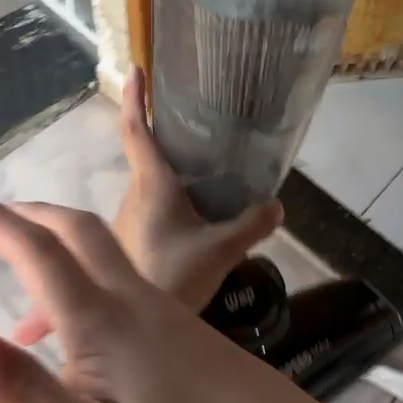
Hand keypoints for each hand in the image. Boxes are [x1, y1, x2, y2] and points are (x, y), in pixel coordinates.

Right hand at [0, 194, 378, 402]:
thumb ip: (29, 399)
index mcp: (109, 322)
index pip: (41, 253)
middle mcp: (140, 302)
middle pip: (82, 234)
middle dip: (33, 215)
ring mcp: (170, 316)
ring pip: (108, 257)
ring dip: (62, 243)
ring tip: (27, 260)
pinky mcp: (187, 336)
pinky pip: (126, 286)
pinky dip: (89, 277)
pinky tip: (86, 323)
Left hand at [10, 67, 281, 343]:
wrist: (128, 334)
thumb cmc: (172, 280)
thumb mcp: (221, 252)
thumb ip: (251, 225)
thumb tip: (278, 204)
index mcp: (152, 187)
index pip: (137, 131)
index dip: (137, 98)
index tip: (134, 68)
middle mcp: (132, 198)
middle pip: (142, 160)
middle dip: (158, 141)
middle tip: (183, 128)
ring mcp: (125, 224)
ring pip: (145, 193)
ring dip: (163, 186)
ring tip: (196, 193)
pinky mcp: (127, 247)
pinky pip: (147, 218)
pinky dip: (164, 215)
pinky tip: (184, 237)